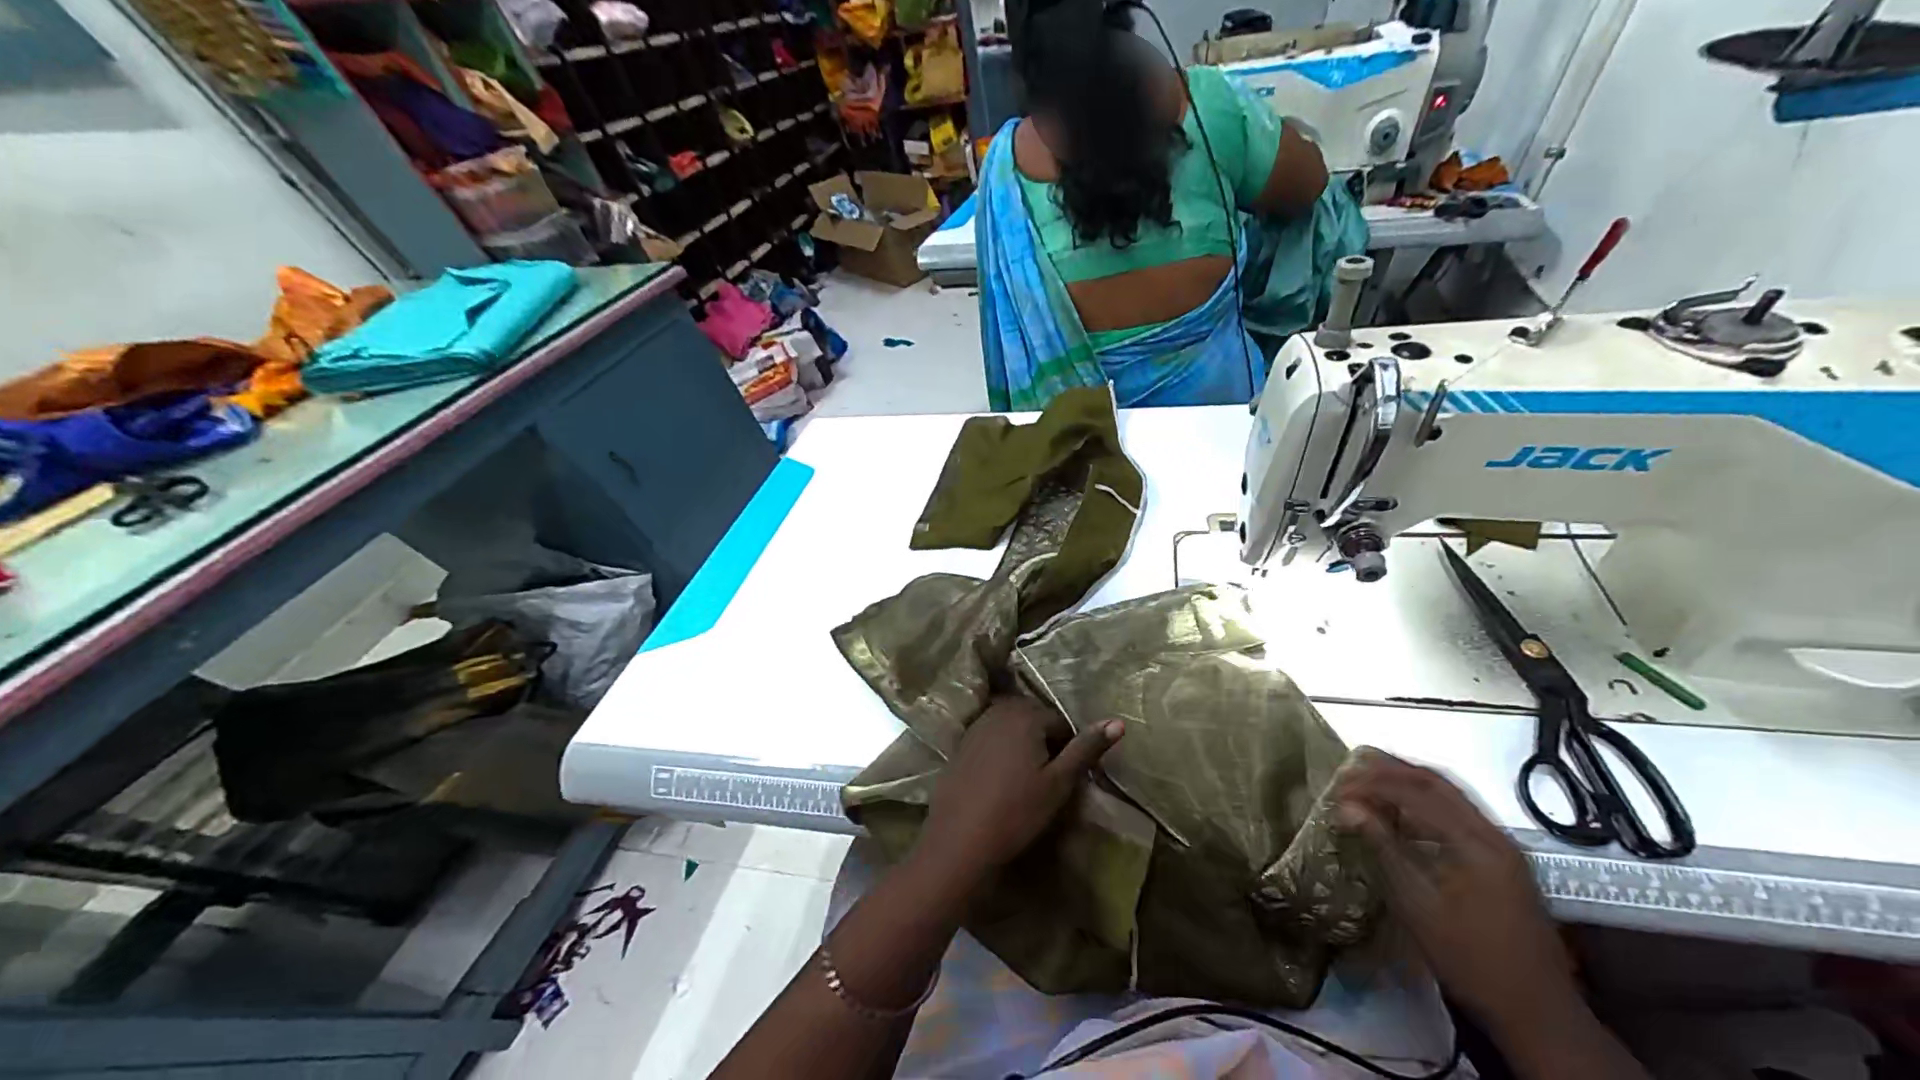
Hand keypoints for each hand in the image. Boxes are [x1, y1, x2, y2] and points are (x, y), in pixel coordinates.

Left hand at [915, 697, 1122, 888]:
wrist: (960, 839)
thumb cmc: (1017, 811)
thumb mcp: (1059, 782)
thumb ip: (1086, 748)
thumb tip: (1118, 721)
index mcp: (1025, 715)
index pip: (1060, 721)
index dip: (1068, 748)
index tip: (1066, 776)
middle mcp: (998, 712)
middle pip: (1033, 718)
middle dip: (1045, 741)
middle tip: (1048, 778)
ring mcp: (976, 727)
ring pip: (1011, 727)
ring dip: (1023, 744)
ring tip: (1026, 780)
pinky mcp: (960, 745)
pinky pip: (990, 738)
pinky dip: (1001, 751)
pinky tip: (1001, 781)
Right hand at [1334, 749, 1579, 1033]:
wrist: (1536, 1010)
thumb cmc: (1468, 957)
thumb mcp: (1416, 904)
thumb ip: (1383, 847)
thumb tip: (1346, 807)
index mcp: (1474, 842)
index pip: (1415, 793)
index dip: (1372, 784)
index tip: (1337, 788)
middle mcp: (1492, 833)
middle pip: (1437, 783)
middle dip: (1392, 771)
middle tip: (1351, 769)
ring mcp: (1502, 846)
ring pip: (1451, 795)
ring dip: (1409, 782)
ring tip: (1370, 780)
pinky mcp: (1503, 860)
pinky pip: (1459, 813)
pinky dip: (1426, 802)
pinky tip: (1402, 813)